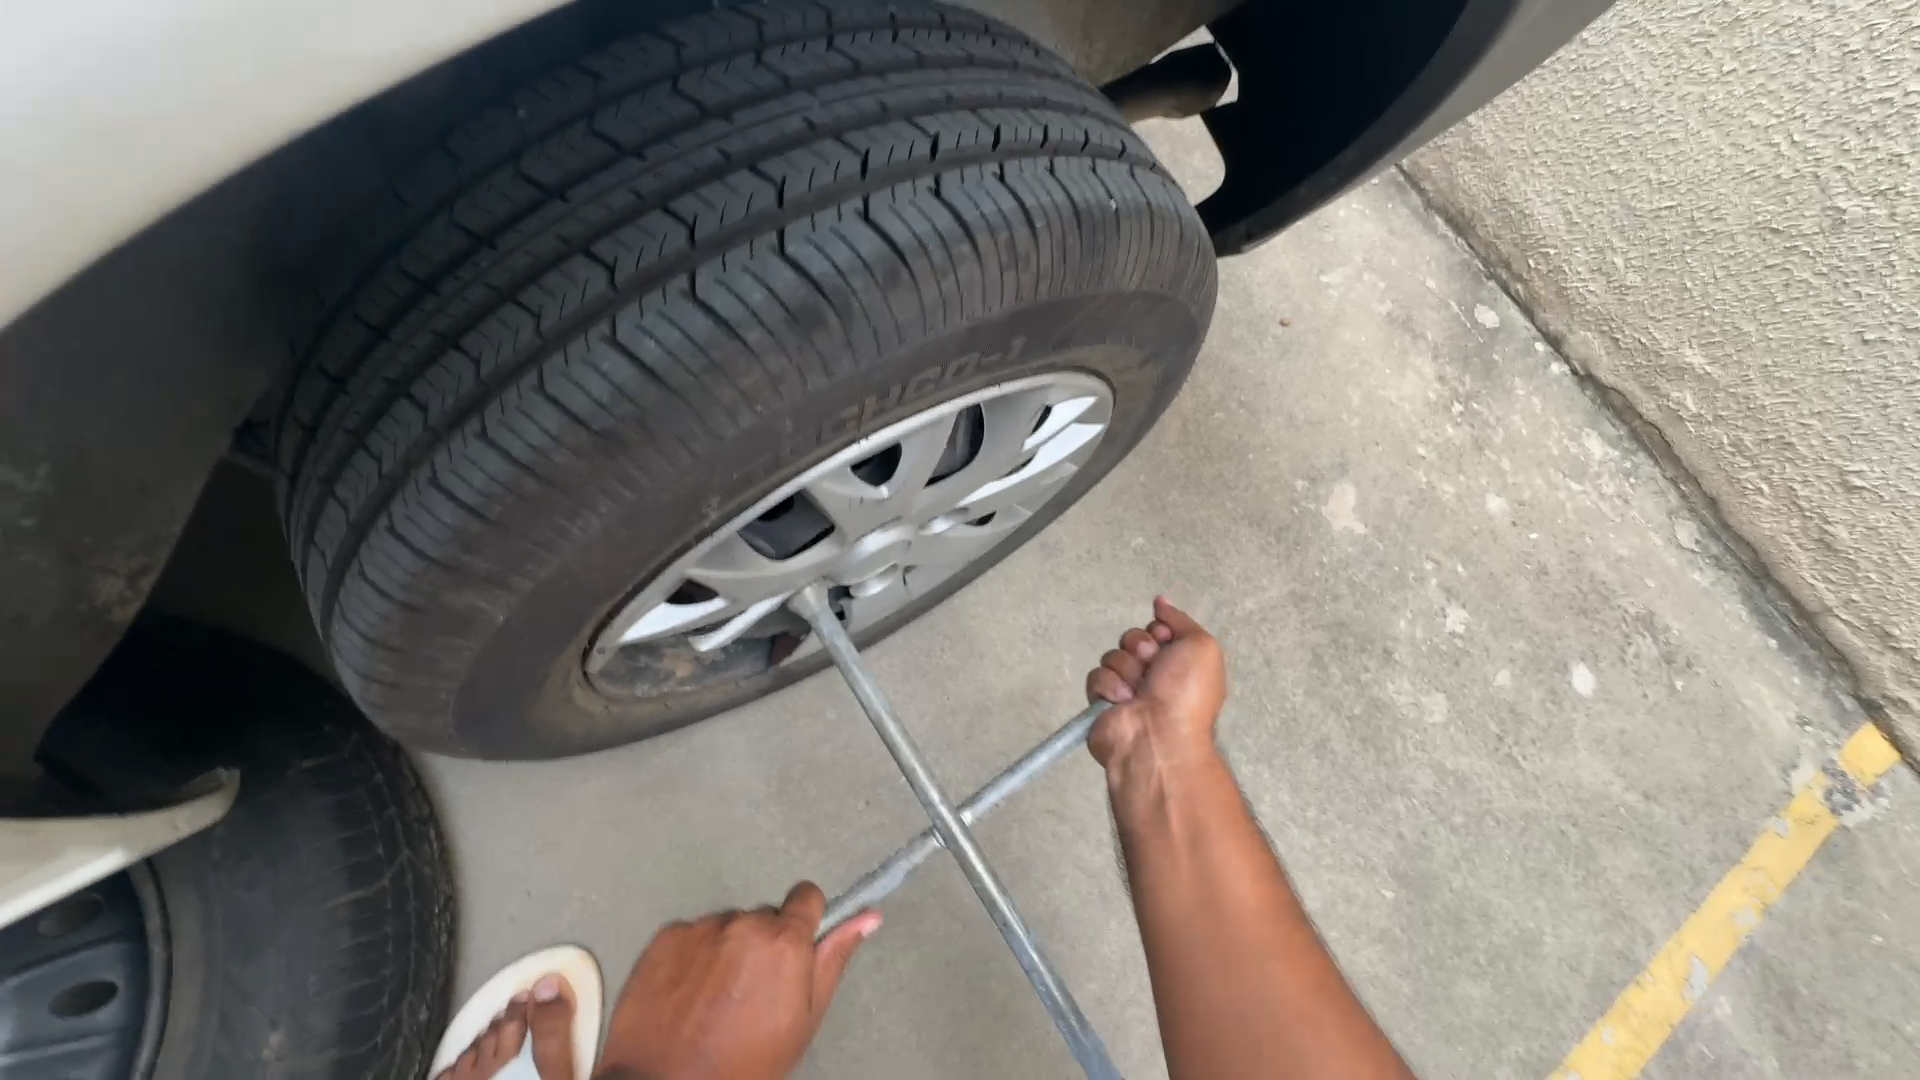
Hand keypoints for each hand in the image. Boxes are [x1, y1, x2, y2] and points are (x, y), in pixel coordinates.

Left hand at [595, 883, 879, 1079]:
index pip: (807, 896)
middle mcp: (745, 923)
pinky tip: (687, 993)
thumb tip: (869, 917)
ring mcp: (701, 928)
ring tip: (715, 997)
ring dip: (726, 948)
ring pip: (727, 925)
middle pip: (764, 916)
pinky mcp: (665, 937)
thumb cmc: (745, 1065)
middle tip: (751, 990)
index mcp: (785, 940)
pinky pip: (690, 933)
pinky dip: (691, 956)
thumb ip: (834, 958)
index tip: (795, 944)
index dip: (804, 919)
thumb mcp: (803, 1020)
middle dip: (762, 942)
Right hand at [1084, 597, 1225, 779]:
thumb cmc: (1186, 691)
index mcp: (1179, 663)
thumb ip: (1180, 620)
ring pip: (1113, 656)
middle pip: (1132, 638)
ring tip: (1138, 691)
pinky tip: (1123, 702)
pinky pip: (1096, 676)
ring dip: (1126, 670)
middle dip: (1140, 648)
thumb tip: (1160, 601)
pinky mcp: (1102, 702)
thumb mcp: (1201, 646)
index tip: (1166, 641)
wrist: (1158, 735)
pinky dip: (1110, 686)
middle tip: (1152, 667)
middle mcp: (1154, 675)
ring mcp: (1126, 688)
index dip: (1159, 632)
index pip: (1156, 628)